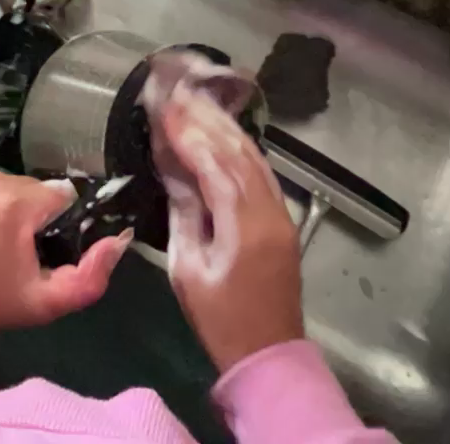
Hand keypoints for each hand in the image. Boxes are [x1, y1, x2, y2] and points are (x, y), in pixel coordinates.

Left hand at [0, 170, 131, 332]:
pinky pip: (0, 184)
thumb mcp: (47, 302)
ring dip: (23, 207)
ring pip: (22, 185)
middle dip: (42, 215)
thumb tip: (121, 239)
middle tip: (29, 250)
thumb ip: (91, 275)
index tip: (49, 248)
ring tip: (8, 240)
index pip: (64, 196)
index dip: (64, 223)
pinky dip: (3, 201)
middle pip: (42, 189)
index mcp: (15, 204)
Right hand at [158, 97, 304, 371]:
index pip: (214, 164)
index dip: (189, 134)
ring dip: (225, 128)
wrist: (270, 356)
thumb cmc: (221, 320)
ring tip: (198, 102)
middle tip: (180, 92)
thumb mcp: (188, 270)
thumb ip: (183, 214)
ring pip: (254, 158)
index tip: (166, 107)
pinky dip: (240, 148)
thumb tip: (174, 171)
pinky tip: (224, 133)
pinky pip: (262, 172)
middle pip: (238, 152)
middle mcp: (268, 210)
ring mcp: (281, 213)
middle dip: (206, 120)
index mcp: (243, 225)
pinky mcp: (283, 219)